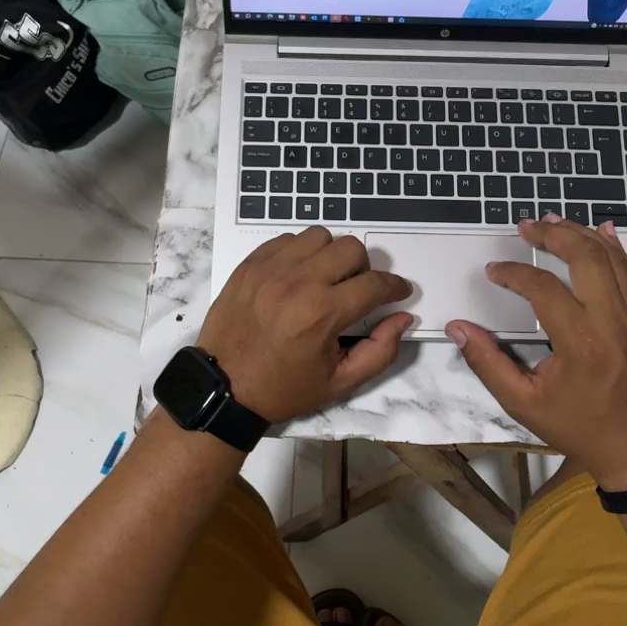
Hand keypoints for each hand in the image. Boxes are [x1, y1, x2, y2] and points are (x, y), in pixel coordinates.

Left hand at [196, 227, 413, 424]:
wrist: (223, 389)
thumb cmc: (284, 389)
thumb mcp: (340, 383)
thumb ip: (380, 351)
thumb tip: (403, 318)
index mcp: (322, 313)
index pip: (375, 284)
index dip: (395, 287)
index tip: (398, 292)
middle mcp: (298, 282)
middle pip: (351, 249)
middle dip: (363, 269)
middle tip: (355, 291)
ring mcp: (270, 269)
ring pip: (319, 236)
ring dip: (330, 255)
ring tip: (324, 280)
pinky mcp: (250, 265)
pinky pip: (287, 239)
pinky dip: (300, 252)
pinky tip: (297, 277)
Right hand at [446, 215, 626, 490]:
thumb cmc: (578, 427)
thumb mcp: (522, 403)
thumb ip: (487, 362)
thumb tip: (458, 328)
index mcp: (580, 344)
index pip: (544, 288)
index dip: (514, 273)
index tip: (494, 271)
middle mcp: (612, 323)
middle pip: (587, 259)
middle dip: (555, 235)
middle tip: (527, 226)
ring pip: (612, 260)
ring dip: (582, 235)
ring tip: (554, 220)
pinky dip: (614, 248)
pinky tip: (600, 231)